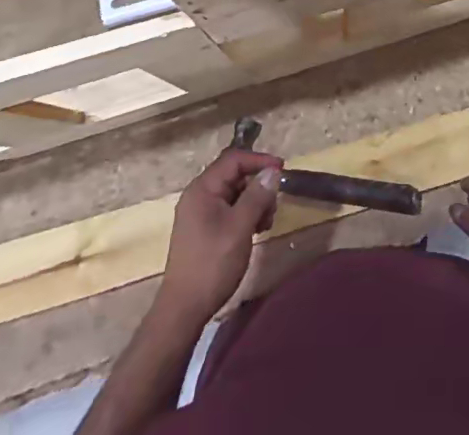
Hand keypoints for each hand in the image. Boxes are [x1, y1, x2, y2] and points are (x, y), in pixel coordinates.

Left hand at [158, 149, 281, 319]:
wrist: (184, 308)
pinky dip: (246, 214)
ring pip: (235, 193)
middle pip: (235, 175)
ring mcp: (200, 212)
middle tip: (275, 205)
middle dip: (259, 185)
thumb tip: (272, 171)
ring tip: (266, 223)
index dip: (260, 160)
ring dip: (255, 201)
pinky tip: (256, 230)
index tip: (283, 170)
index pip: (234, 159)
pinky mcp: (204, 228)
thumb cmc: (213, 263)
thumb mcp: (240, 227)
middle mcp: (199, 195)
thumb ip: (257, 195)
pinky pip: (230, 209)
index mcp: (203, 189)